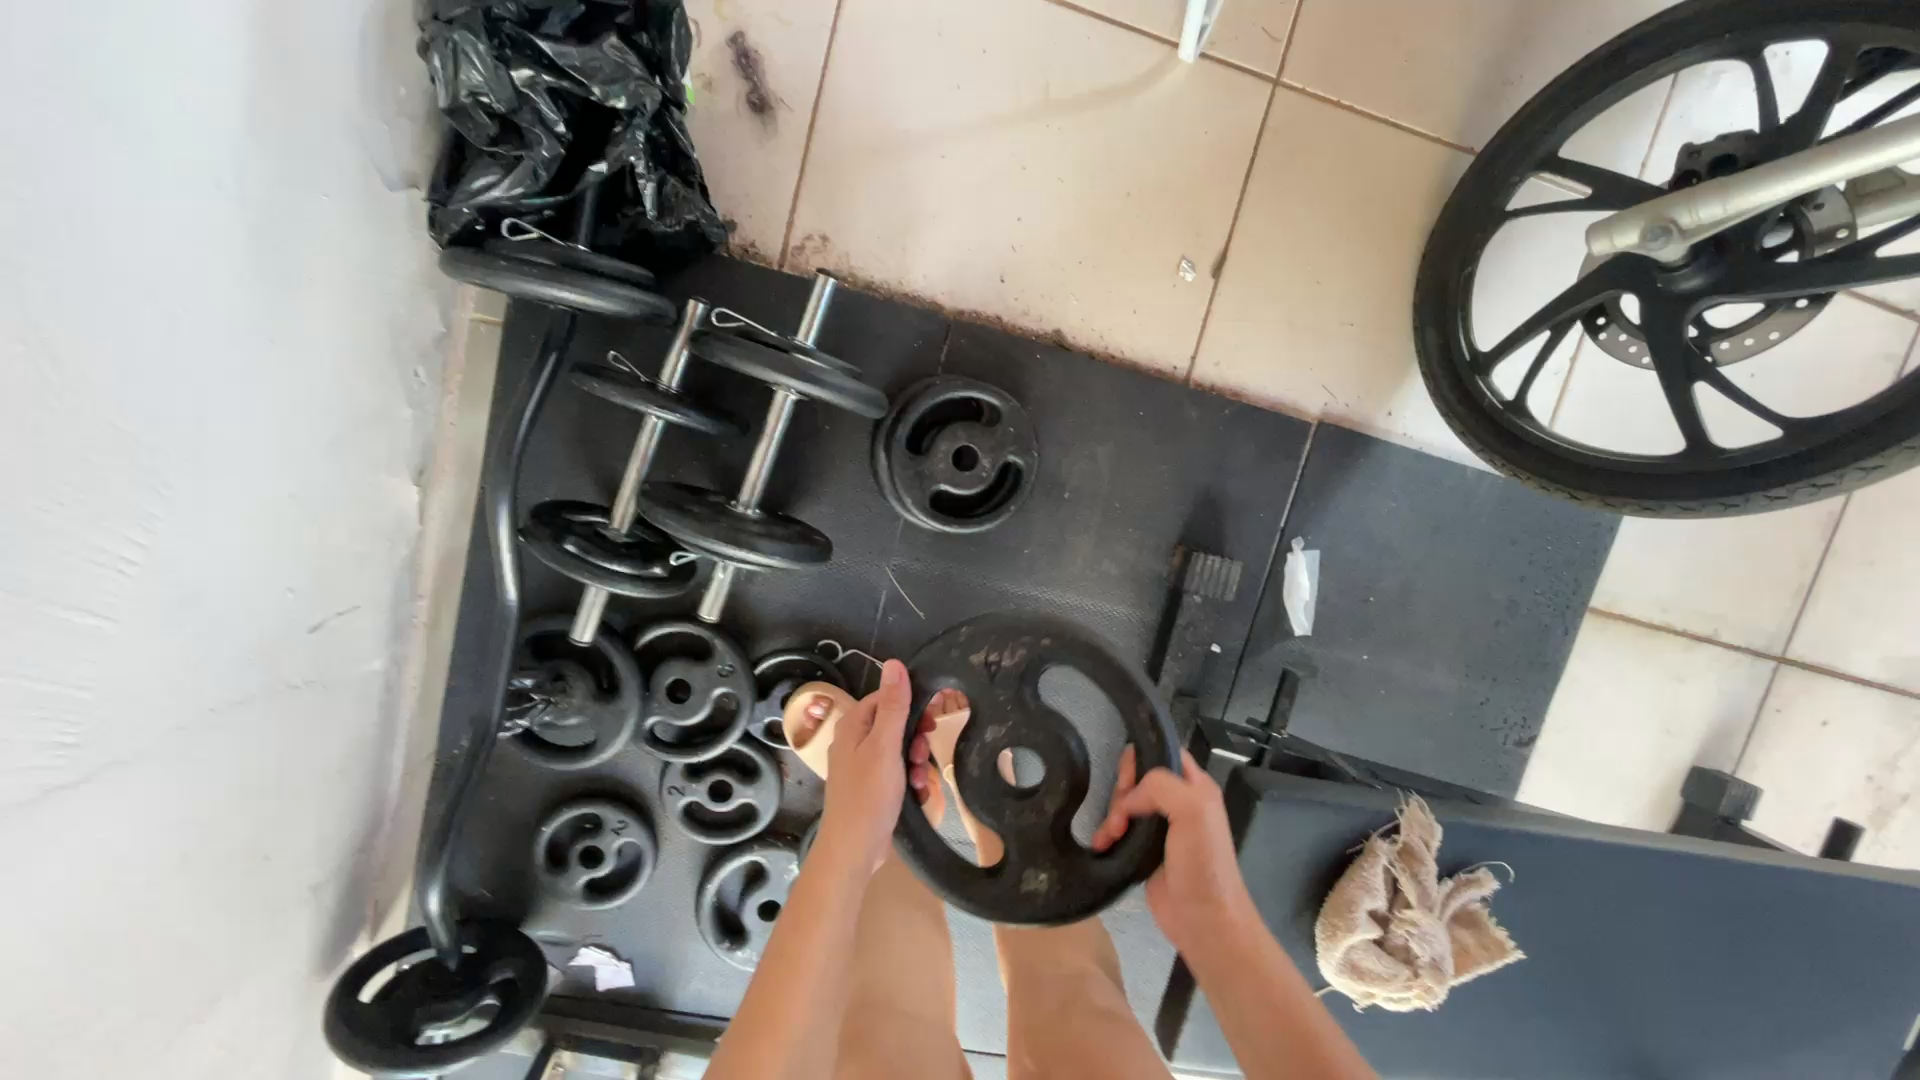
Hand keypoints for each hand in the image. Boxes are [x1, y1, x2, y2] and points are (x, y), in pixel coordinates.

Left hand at [814, 659, 925, 873]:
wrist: (853, 850)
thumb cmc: (868, 795)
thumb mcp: (885, 747)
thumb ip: (893, 707)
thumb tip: (894, 663)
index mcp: (853, 725)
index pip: (887, 698)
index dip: (910, 706)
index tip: (932, 721)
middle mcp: (854, 741)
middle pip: (895, 724)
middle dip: (915, 739)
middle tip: (923, 753)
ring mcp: (862, 765)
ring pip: (899, 749)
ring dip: (915, 762)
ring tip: (919, 780)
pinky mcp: (871, 786)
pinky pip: (897, 772)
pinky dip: (909, 779)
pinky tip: (917, 793)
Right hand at [1090, 746, 1255, 956]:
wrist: (1204, 921)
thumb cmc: (1203, 864)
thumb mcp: (1193, 811)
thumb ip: (1161, 786)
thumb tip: (1129, 798)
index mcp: (1196, 787)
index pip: (1164, 753)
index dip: (1142, 758)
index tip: (1128, 779)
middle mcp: (1178, 803)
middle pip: (1138, 778)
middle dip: (1122, 791)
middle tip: (1122, 813)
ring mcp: (1160, 828)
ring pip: (1125, 803)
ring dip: (1111, 814)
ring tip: (1111, 835)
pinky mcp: (1144, 851)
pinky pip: (1118, 830)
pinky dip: (1106, 833)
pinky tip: (1102, 844)